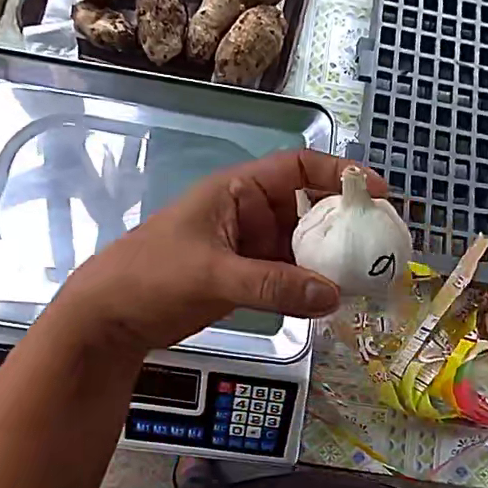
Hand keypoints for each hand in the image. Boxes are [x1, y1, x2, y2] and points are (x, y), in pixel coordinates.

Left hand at [53, 149, 384, 352]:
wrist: (110, 319)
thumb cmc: (150, 277)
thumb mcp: (212, 275)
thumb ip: (272, 285)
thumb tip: (333, 295)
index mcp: (236, 191)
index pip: (296, 168)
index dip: (338, 174)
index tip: (376, 193)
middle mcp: (247, 213)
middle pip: (306, 208)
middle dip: (341, 223)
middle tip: (378, 244)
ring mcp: (247, 247)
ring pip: (300, 246)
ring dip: (328, 259)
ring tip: (364, 275)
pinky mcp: (245, 278)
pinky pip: (287, 276)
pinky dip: (308, 286)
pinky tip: (331, 299)